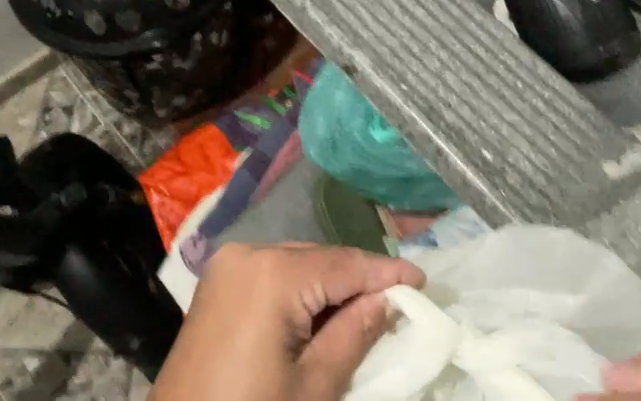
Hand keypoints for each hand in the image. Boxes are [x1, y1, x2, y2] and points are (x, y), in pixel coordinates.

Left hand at [150, 243, 425, 400]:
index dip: (387, 273)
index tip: (424, 281)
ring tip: (368, 306)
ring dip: (332, 283)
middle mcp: (249, 253)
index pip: (345, 265)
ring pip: (298, 263)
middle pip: (322, 259)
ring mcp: (228, 266)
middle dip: (360, 278)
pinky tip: (324, 311)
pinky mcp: (217, 284)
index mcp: (273, 273)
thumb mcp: (313, 386)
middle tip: (401, 298)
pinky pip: (272, 273)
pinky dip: (301, 289)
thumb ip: (355, 333)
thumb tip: (390, 300)